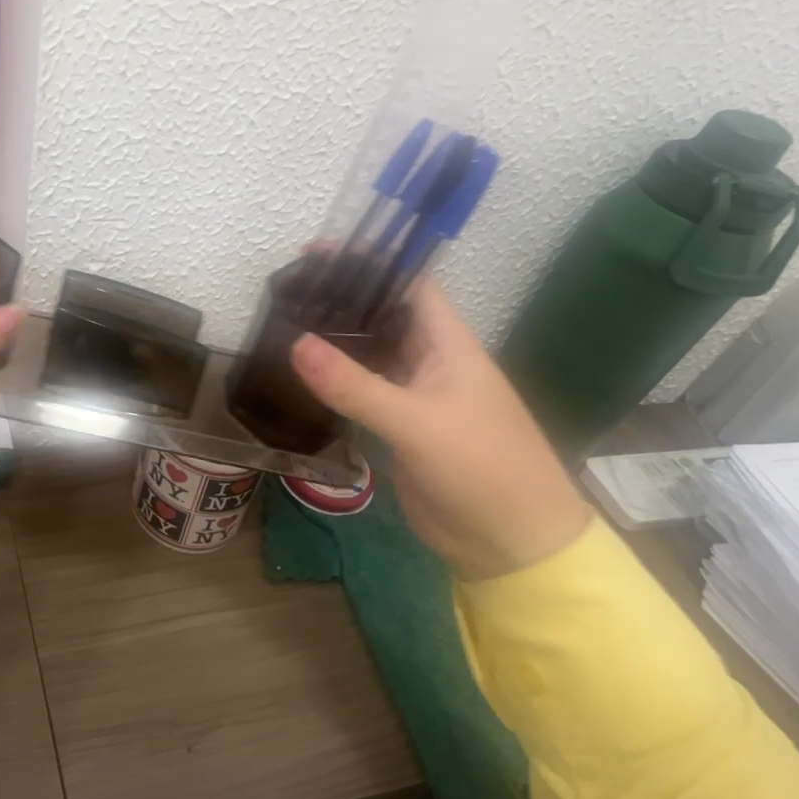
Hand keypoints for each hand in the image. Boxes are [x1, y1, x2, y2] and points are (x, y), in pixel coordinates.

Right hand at [290, 281, 590, 580]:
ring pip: (371, 354)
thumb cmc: (481, 468)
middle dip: (344, 299)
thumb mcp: (415, 422)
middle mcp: (432, 362)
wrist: (513, 545)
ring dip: (337, 340)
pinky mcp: (403, 428)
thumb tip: (295, 342)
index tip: (318, 254)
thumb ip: (354, 385)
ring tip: (284, 324)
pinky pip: (365, 392)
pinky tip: (302, 377)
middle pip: (385, 315)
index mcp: (449, 345)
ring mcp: (417, 396)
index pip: (409, 285)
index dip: (370, 264)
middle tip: (288, 290)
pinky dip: (336, 381)